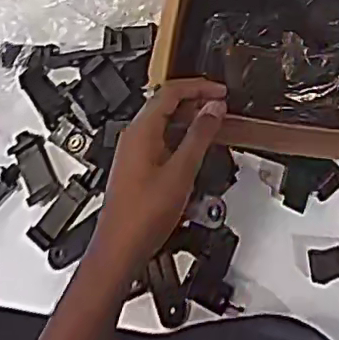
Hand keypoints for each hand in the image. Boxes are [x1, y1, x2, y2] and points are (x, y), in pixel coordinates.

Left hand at [90, 78, 226, 272]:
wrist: (119, 253)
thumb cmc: (142, 217)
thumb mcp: (181, 171)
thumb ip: (200, 135)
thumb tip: (214, 109)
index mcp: (141, 131)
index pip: (172, 91)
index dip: (199, 86)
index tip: (220, 91)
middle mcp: (134, 136)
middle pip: (167, 103)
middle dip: (196, 100)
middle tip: (220, 106)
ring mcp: (134, 151)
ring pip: (165, 121)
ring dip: (190, 119)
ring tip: (213, 126)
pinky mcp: (137, 166)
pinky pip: (161, 138)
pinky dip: (182, 136)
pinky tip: (196, 149)